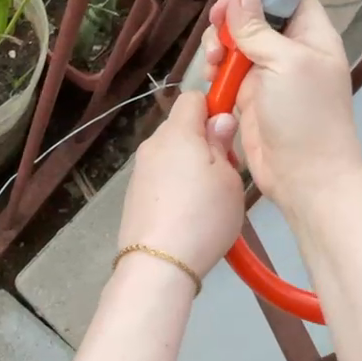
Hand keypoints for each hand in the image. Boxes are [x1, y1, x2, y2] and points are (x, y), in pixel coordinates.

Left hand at [119, 91, 243, 278]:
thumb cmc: (203, 215)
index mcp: (176, 133)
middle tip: (225, 173)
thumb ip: (221, 143)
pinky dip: (174, 184)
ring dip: (189, 164)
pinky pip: (160, 176)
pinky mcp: (133, 193)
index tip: (228, 135)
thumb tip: (219, 118)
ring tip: (208, 198)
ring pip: (170, 153)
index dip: (213, 109)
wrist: (158, 262)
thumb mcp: (228, 179)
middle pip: (180, 127)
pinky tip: (187, 213)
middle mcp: (152, 144)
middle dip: (203, 141)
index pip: (192, 98)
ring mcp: (139, 170)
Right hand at [203, 0, 361, 211]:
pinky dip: (215, 67)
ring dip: (220, 43)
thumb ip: (259, 27)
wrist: (304, 177)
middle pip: (257, 15)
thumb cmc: (305, 115)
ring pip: (237, 41)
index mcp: (312, 36)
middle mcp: (291, 50)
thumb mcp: (285, 63)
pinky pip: (227, 69)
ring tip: (214, 58)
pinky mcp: (249, 95)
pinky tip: (210, 74)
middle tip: (218, 22)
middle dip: (233, 15)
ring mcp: (269, 73)